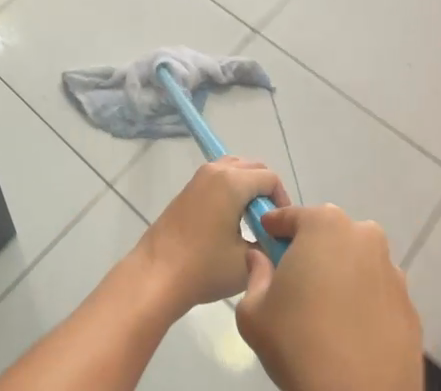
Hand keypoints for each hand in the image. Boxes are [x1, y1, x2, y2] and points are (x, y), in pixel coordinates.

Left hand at [131, 157, 289, 311]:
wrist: (158, 273)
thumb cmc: (205, 267)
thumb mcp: (248, 260)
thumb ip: (270, 245)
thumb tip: (278, 239)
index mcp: (232, 182)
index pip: (270, 178)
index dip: (283, 201)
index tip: (282, 229)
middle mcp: (215, 171)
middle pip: (253, 168)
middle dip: (267, 192)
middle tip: (271, 224)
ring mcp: (199, 178)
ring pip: (235, 169)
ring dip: (249, 188)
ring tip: (254, 222)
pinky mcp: (189, 189)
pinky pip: (219, 178)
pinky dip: (232, 190)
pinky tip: (233, 221)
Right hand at [235, 203, 425, 390]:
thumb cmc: (297, 344)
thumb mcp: (253, 311)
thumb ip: (255, 274)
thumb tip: (260, 259)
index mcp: (325, 227)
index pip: (293, 216)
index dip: (274, 227)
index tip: (265, 239)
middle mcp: (365, 239)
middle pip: (330, 234)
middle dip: (312, 248)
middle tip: (295, 278)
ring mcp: (394, 275)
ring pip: (358, 263)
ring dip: (342, 275)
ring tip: (324, 311)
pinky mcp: (411, 311)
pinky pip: (379, 296)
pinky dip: (364, 305)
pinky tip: (349, 334)